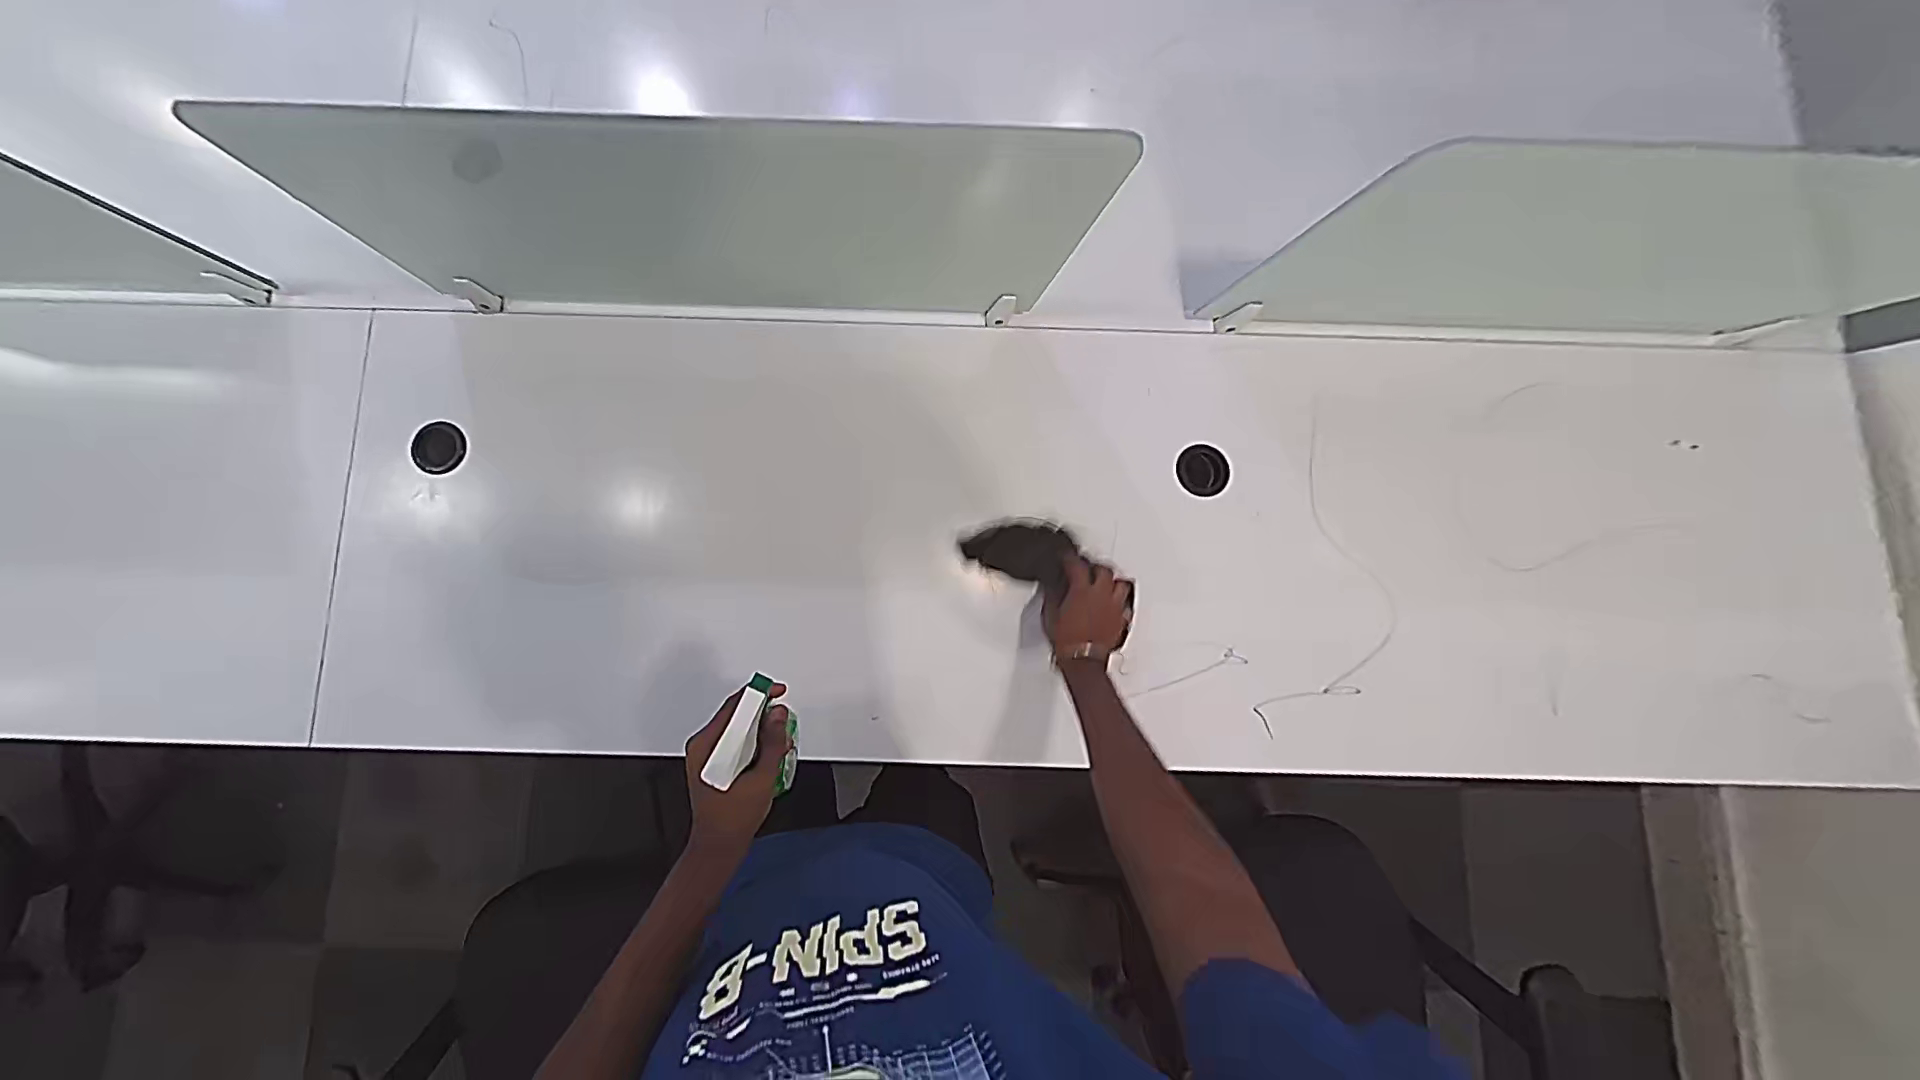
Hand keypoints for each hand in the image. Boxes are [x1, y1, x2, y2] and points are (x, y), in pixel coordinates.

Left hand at [683, 683, 792, 850]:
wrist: (718, 846)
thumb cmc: (733, 818)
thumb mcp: (761, 777)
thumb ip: (772, 742)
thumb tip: (777, 714)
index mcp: (707, 745)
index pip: (734, 706)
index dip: (759, 695)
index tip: (778, 691)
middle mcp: (703, 746)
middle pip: (737, 716)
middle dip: (764, 717)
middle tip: (784, 725)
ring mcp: (707, 754)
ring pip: (739, 728)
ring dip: (762, 732)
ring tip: (779, 747)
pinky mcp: (714, 762)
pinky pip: (737, 741)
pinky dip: (755, 743)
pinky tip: (769, 757)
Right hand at [1044, 554, 1134, 664]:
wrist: (1082, 661)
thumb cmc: (1067, 641)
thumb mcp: (1051, 615)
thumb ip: (1053, 596)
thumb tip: (1053, 586)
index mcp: (1081, 591)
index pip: (1076, 565)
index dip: (1070, 558)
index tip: (1067, 557)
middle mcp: (1101, 595)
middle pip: (1104, 569)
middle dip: (1095, 566)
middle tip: (1088, 567)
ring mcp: (1114, 607)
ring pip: (1121, 583)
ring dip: (1113, 580)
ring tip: (1106, 580)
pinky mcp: (1121, 619)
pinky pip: (1125, 603)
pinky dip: (1120, 600)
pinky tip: (1115, 601)